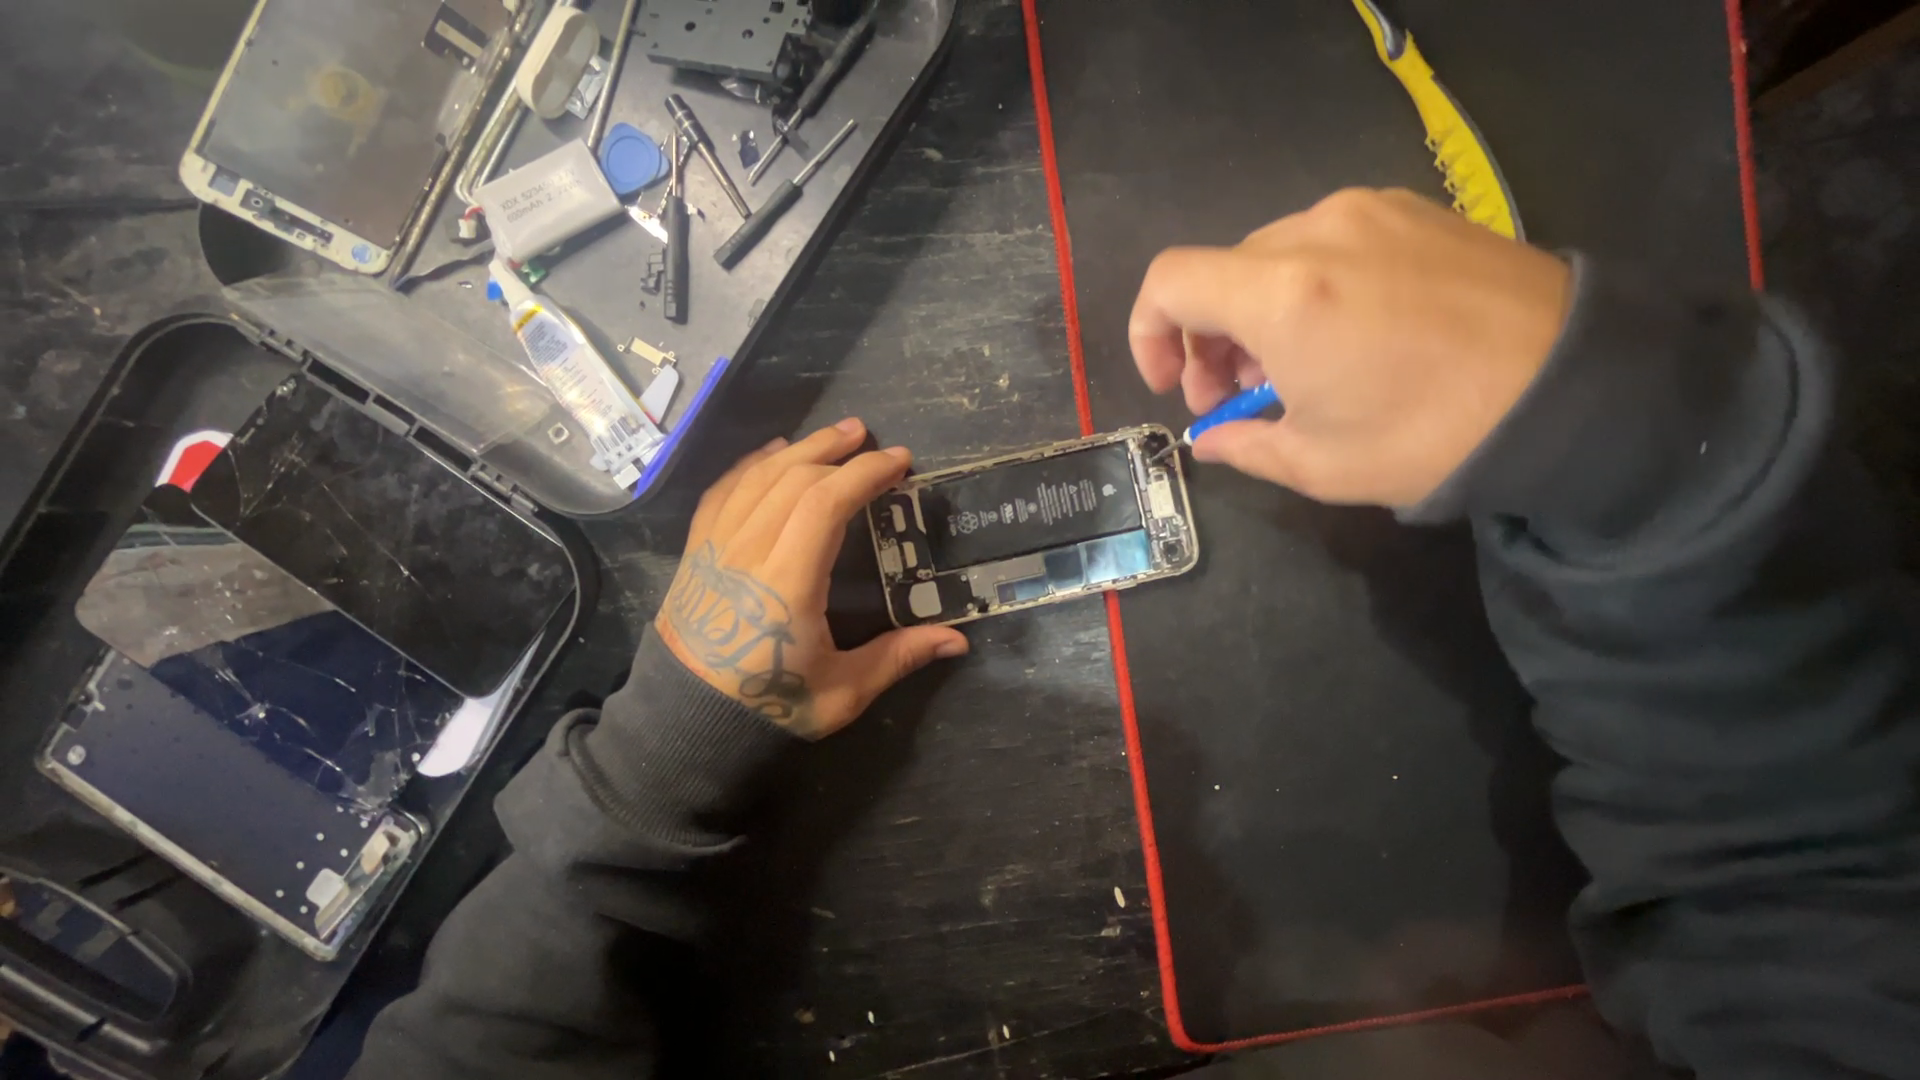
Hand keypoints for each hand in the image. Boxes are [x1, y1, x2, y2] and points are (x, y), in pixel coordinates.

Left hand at [655, 418, 969, 738]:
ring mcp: (716, 547)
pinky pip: (722, 492)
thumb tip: (959, 640)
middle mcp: (749, 552)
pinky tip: (770, 454)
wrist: (687, 721)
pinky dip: (750, 465)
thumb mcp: (843, 691)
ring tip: (833, 436)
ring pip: (757, 478)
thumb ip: (899, 656)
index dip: (864, 474)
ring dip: (799, 450)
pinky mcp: (696, 551)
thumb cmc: (770, 705)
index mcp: (788, 582)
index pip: (825, 503)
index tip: (899, 462)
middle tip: (871, 440)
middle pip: (793, 479)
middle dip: (836, 451)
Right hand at [1129, 188, 1572, 506]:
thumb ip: (1241, 446)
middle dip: (1208, 338)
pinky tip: (1344, 335)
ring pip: (1271, 257)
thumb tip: (1209, 439)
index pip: (1168, 282)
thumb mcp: (1317, 463)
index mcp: (1281, 295)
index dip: (1149, 334)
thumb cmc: (1429, 434)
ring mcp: (1370, 212)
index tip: (1174, 386)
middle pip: (1219, 273)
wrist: (1577, 391)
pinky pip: (1327, 244)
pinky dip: (1306, 288)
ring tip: (1295, 370)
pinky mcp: (1415, 211)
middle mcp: (1316, 233)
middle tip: (1236, 397)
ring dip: (1256, 314)